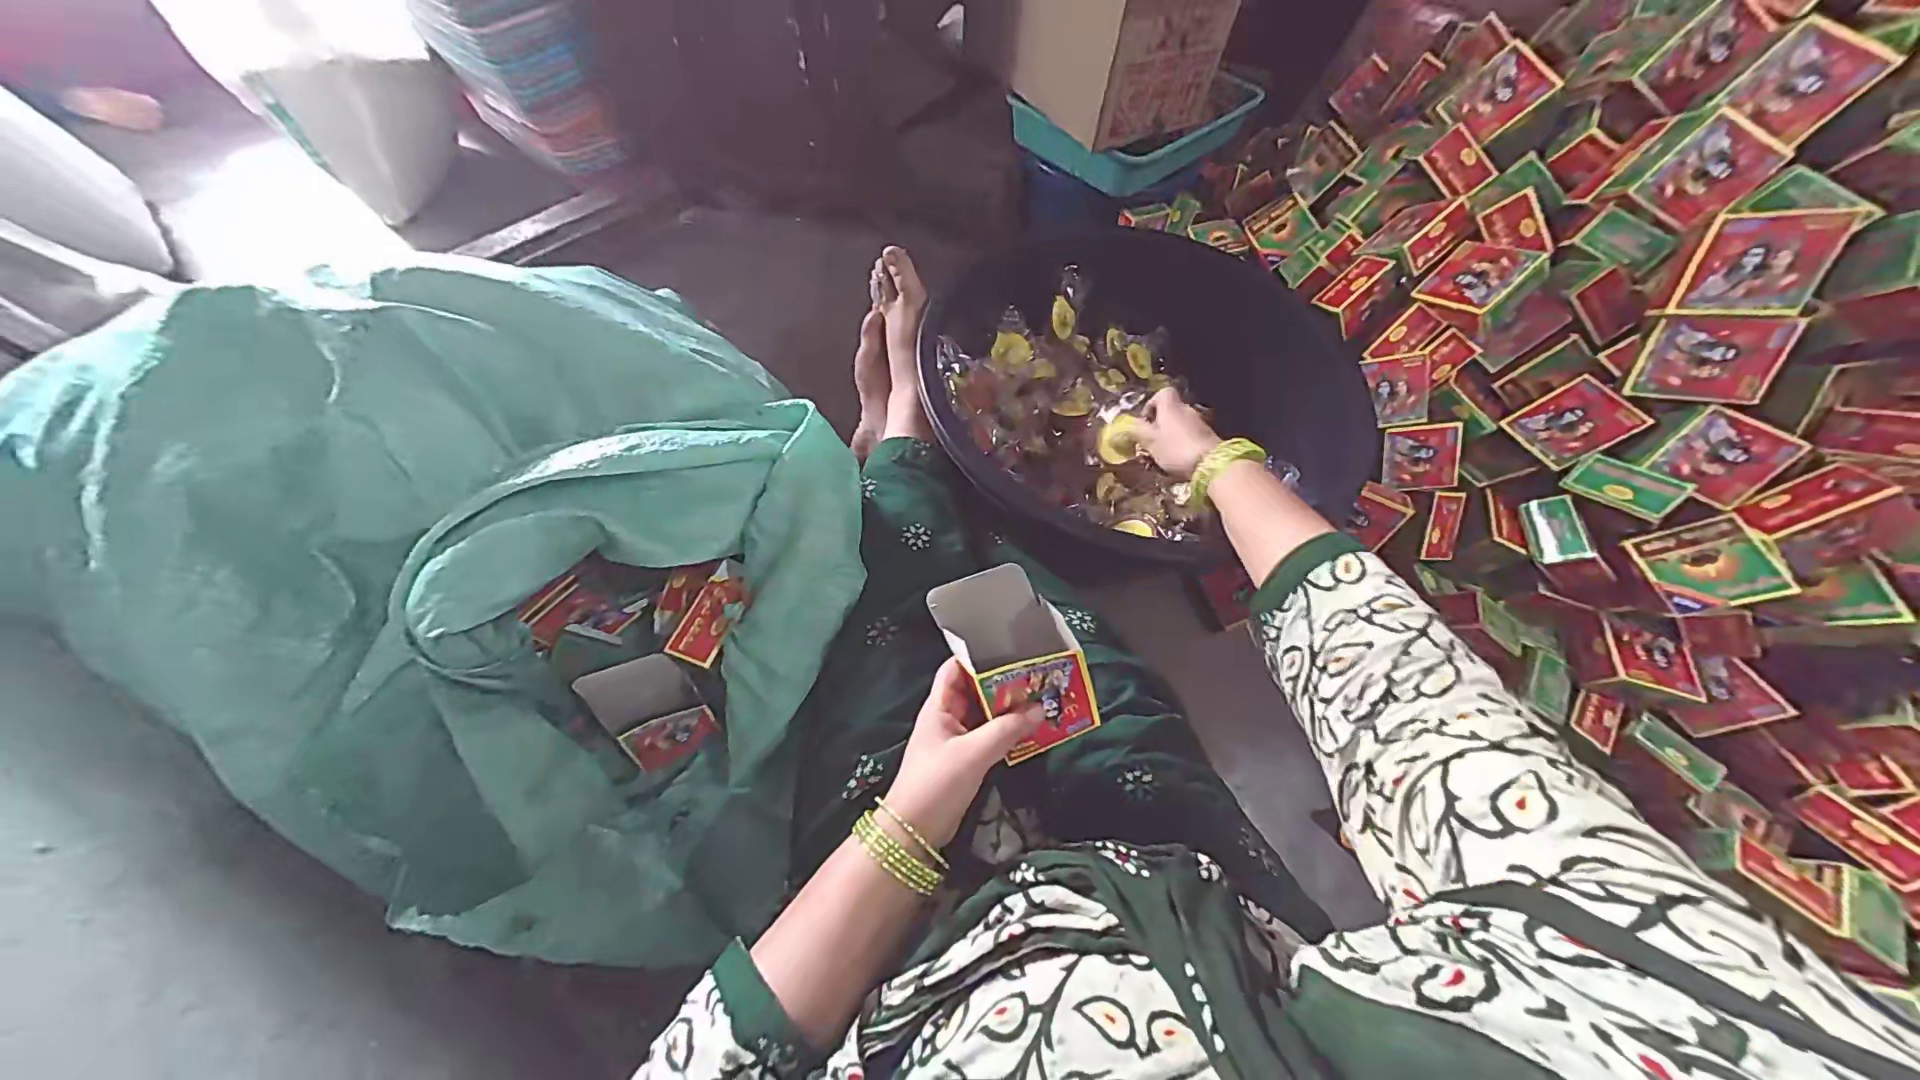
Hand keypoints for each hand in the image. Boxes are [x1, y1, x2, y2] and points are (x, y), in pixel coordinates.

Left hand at [883, 657, 1043, 849]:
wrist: (915, 832)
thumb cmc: (937, 783)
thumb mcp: (974, 753)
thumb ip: (1007, 730)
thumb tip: (1039, 710)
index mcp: (939, 706)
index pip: (955, 668)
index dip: (979, 656)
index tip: (1009, 649)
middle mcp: (947, 716)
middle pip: (976, 690)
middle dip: (1003, 683)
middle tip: (1037, 675)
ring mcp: (956, 738)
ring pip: (985, 713)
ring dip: (1008, 708)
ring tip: (1041, 698)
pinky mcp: (966, 758)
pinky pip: (989, 735)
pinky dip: (1007, 730)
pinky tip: (1030, 728)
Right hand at [1141, 388, 1223, 479]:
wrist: (1211, 465)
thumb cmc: (1176, 449)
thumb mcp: (1149, 441)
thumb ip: (1135, 432)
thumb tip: (1122, 426)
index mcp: (1171, 406)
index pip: (1162, 393)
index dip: (1151, 405)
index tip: (1144, 422)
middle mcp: (1186, 410)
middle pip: (1169, 412)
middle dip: (1157, 426)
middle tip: (1148, 443)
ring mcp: (1199, 424)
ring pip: (1178, 426)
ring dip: (1168, 438)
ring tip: (1160, 456)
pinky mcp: (1207, 439)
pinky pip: (1188, 437)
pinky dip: (1180, 445)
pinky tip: (1176, 461)